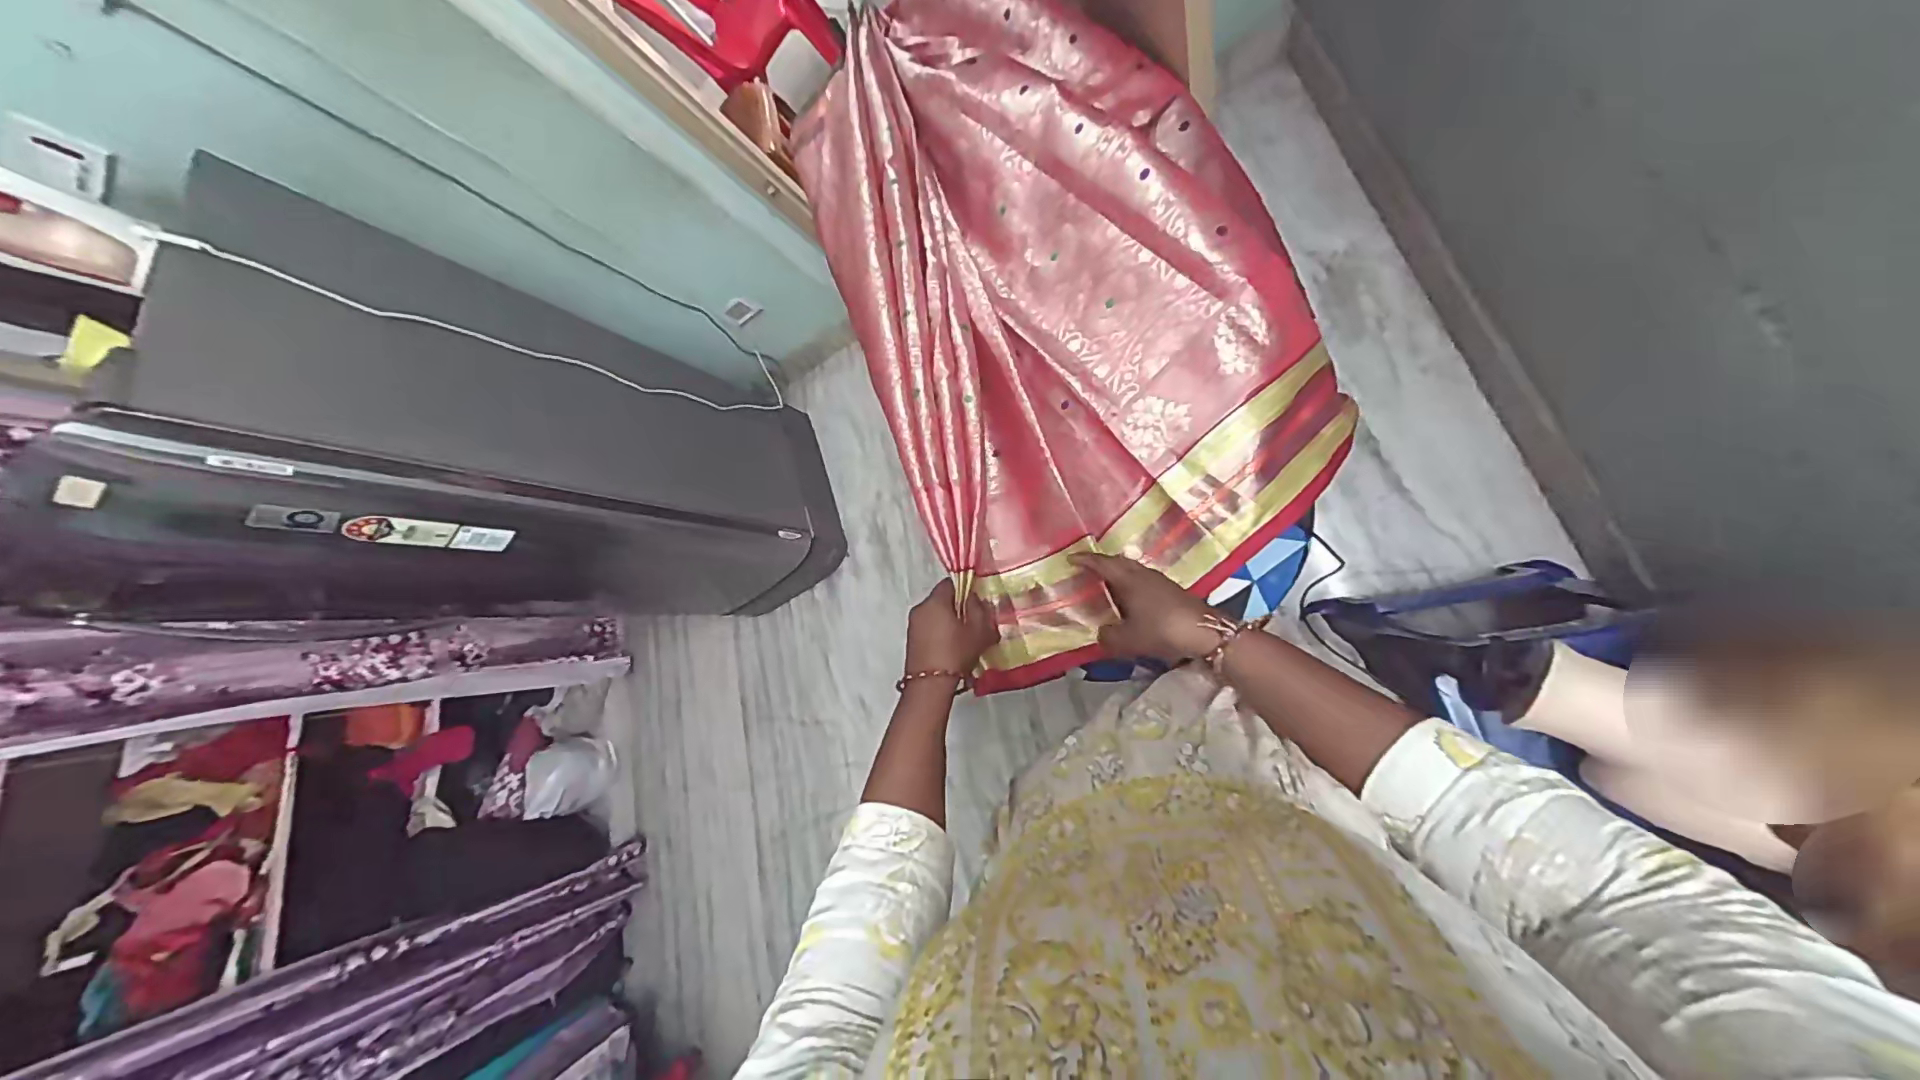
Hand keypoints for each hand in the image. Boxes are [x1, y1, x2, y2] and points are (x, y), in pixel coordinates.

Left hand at [904, 578, 1001, 674]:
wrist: (930, 685)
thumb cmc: (956, 653)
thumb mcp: (979, 630)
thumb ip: (980, 609)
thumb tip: (975, 599)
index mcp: (935, 601)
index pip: (950, 583)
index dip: (966, 589)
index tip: (977, 603)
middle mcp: (920, 608)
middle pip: (942, 599)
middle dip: (958, 607)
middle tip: (975, 622)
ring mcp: (913, 625)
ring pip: (935, 615)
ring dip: (949, 621)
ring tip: (965, 638)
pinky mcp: (911, 641)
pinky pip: (929, 628)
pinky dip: (940, 633)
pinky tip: (953, 648)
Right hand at [1072, 552, 1222, 661]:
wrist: (1205, 633)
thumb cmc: (1161, 630)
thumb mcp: (1128, 639)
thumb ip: (1108, 636)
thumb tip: (1101, 633)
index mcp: (1128, 580)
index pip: (1102, 564)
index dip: (1085, 560)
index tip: (1071, 558)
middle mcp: (1142, 574)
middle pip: (1118, 562)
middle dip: (1101, 564)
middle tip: (1087, 569)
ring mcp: (1159, 581)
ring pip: (1132, 570)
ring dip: (1118, 574)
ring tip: (1106, 584)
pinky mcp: (1170, 590)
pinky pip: (1142, 580)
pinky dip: (1130, 584)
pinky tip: (1130, 599)